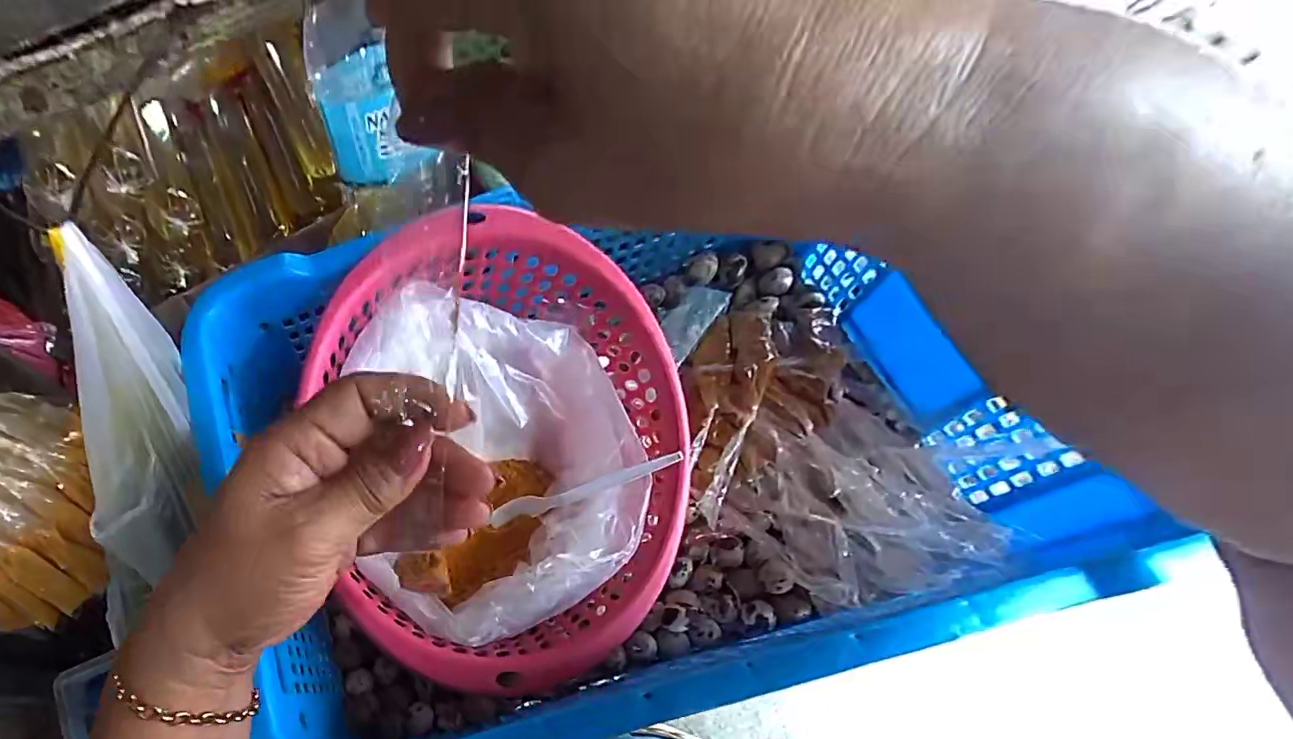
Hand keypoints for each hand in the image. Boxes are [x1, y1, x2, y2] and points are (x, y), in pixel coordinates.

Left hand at [125, 374, 492, 697]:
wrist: (211, 638)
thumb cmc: (249, 578)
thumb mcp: (312, 532)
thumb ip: (370, 486)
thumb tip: (424, 438)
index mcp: (295, 445)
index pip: (359, 399)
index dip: (412, 399)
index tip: (461, 417)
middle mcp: (314, 462)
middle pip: (385, 443)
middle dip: (436, 458)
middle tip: (484, 483)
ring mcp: (327, 498)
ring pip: (391, 483)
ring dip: (435, 495)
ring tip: (480, 512)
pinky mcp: (336, 531)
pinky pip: (383, 519)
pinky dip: (415, 525)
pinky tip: (453, 532)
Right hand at [375, 0, 1015, 238]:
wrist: (889, 93)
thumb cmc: (709, 151)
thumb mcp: (568, 168)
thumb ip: (477, 127)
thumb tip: (417, 111)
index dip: (404, 47)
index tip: (428, 97)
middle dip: (446, 12)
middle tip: (466, 55)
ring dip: (511, 8)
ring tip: (540, 45)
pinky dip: (570, 6)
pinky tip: (598, 27)